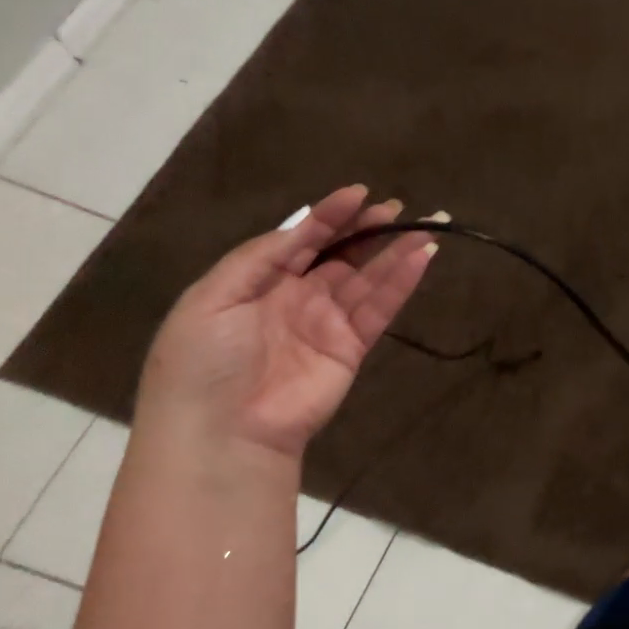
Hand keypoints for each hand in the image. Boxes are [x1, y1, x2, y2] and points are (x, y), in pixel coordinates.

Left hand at [137, 185, 436, 459]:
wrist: (221, 434)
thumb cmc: (203, 362)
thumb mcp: (212, 299)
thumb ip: (260, 257)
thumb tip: (305, 223)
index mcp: (254, 284)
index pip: (299, 240)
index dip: (328, 216)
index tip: (358, 193)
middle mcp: (293, 298)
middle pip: (338, 255)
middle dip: (366, 229)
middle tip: (396, 208)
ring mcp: (325, 323)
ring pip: (367, 278)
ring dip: (395, 251)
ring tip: (426, 226)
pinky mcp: (352, 347)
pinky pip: (381, 308)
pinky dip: (403, 282)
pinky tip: (422, 258)